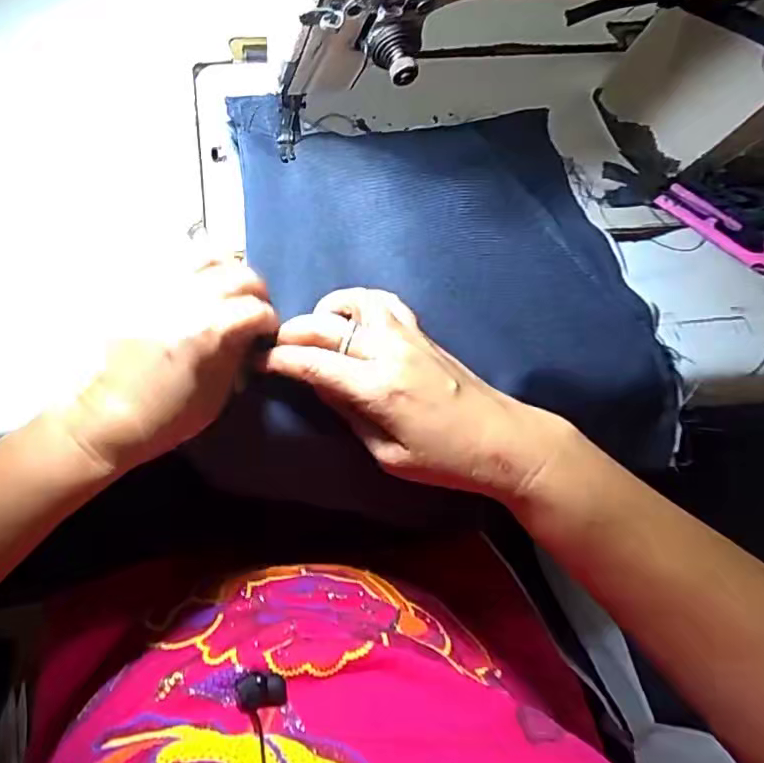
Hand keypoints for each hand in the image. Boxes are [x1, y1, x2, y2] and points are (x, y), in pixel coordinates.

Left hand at [55, 251, 279, 474]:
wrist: (103, 418)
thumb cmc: (162, 418)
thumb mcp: (214, 397)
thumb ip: (236, 355)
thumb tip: (249, 333)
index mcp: (208, 329)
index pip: (256, 308)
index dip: (269, 321)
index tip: (265, 332)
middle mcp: (186, 297)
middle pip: (239, 273)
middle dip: (254, 291)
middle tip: (250, 308)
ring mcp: (158, 285)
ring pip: (206, 253)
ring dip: (224, 270)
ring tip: (222, 289)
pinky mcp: (135, 284)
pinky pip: (171, 259)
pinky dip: (190, 266)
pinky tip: (192, 285)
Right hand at [257, 287, 589, 502]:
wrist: (506, 441)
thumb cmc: (445, 460)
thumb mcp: (387, 455)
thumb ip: (347, 413)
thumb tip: (318, 383)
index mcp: (377, 388)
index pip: (313, 363)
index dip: (279, 360)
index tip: (258, 362)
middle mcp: (388, 351)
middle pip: (324, 326)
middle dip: (289, 333)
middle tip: (274, 347)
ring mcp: (406, 335)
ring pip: (352, 303)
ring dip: (322, 312)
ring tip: (312, 331)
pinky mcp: (420, 331)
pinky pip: (382, 302)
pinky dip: (357, 303)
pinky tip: (350, 320)